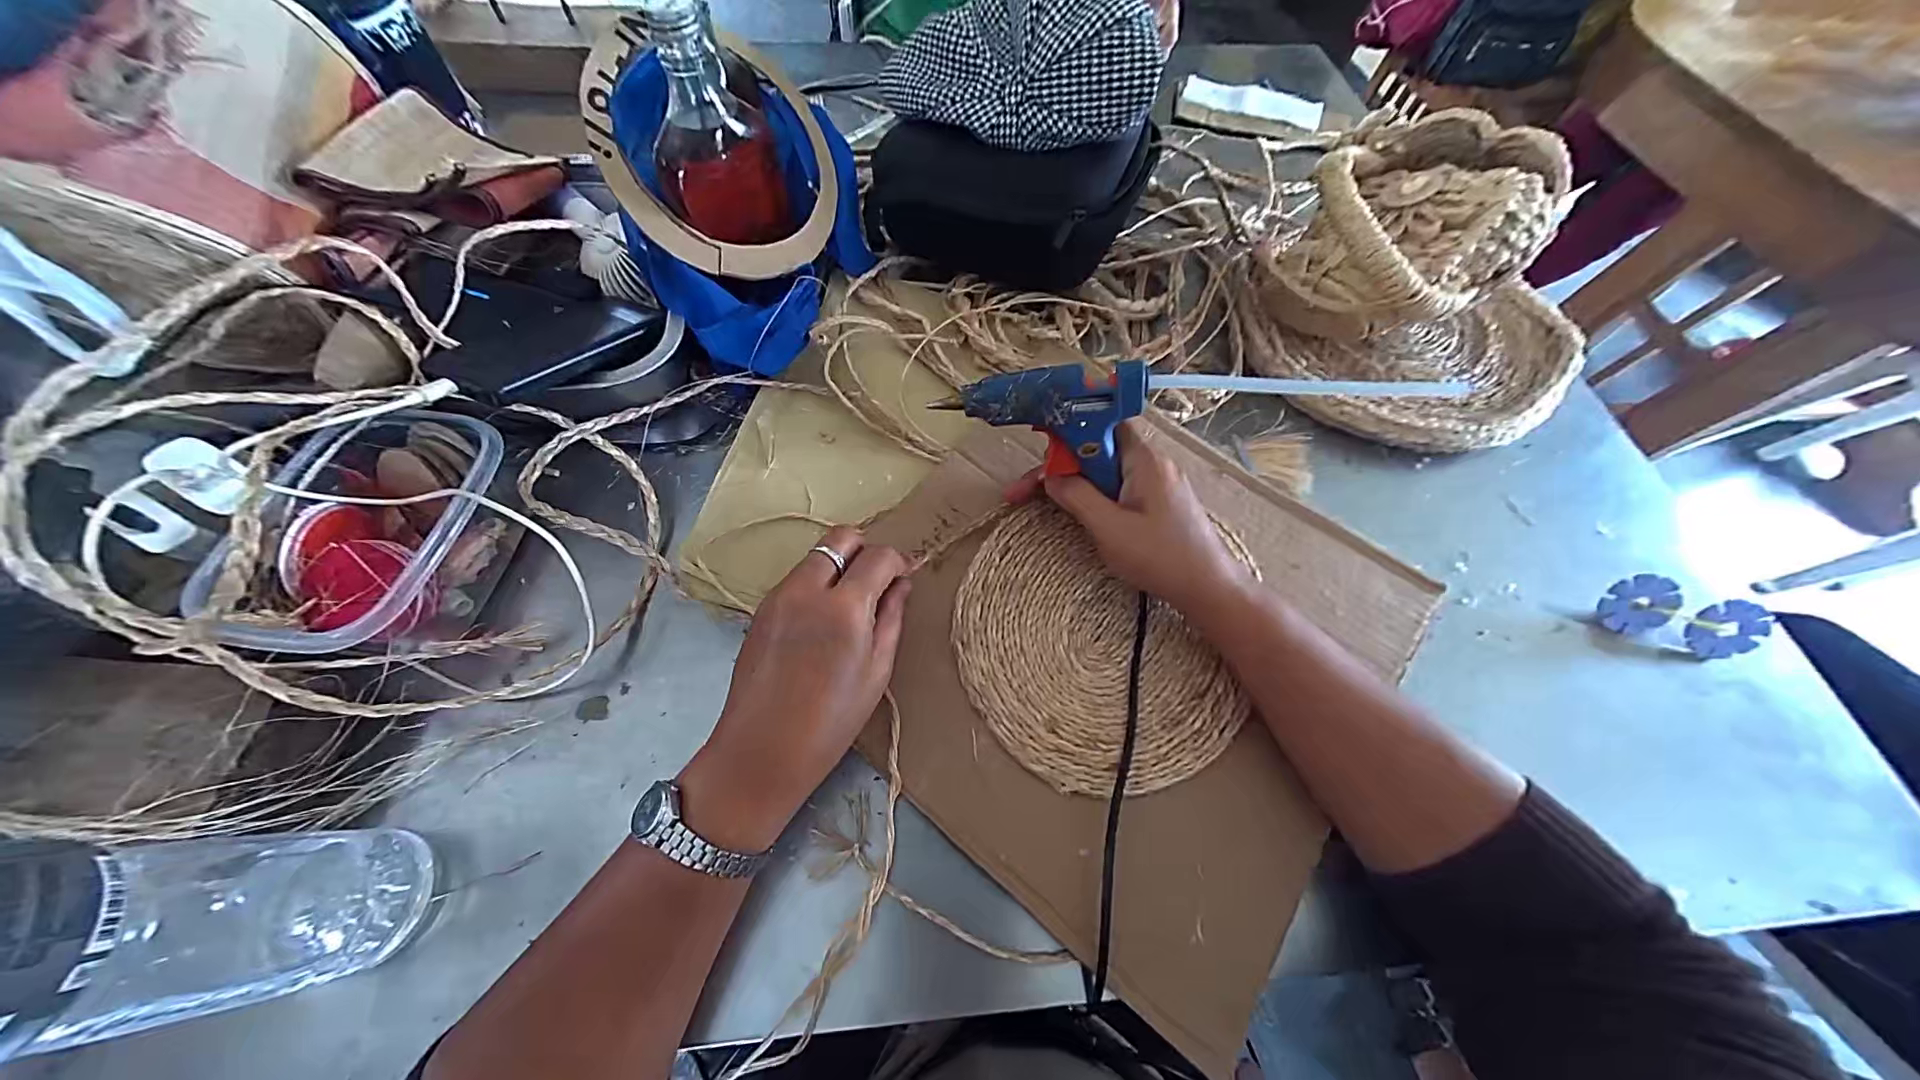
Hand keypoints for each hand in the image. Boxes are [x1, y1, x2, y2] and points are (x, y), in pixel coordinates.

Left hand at [678, 527, 910, 851]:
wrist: (762, 750)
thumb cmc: (831, 722)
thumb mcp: (876, 672)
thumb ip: (891, 619)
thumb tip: (901, 586)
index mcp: (843, 607)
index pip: (878, 556)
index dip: (898, 561)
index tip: (905, 577)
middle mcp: (806, 590)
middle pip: (840, 537)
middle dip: (865, 550)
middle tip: (877, 582)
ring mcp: (778, 597)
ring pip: (816, 556)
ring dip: (839, 566)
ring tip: (850, 605)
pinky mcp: (761, 610)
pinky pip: (796, 579)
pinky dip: (816, 584)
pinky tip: (822, 622)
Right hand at [1006, 419, 1251, 615]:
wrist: (1209, 588)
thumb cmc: (1163, 559)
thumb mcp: (1110, 529)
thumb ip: (1077, 497)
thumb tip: (1051, 477)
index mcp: (1144, 461)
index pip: (1100, 426)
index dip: (1065, 436)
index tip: (1039, 456)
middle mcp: (1152, 464)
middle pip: (1097, 449)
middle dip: (1060, 467)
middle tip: (1027, 491)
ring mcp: (1157, 483)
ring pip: (1106, 470)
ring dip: (1075, 484)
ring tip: (1044, 502)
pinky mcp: (1158, 502)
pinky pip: (1119, 487)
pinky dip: (1094, 496)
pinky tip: (1081, 513)